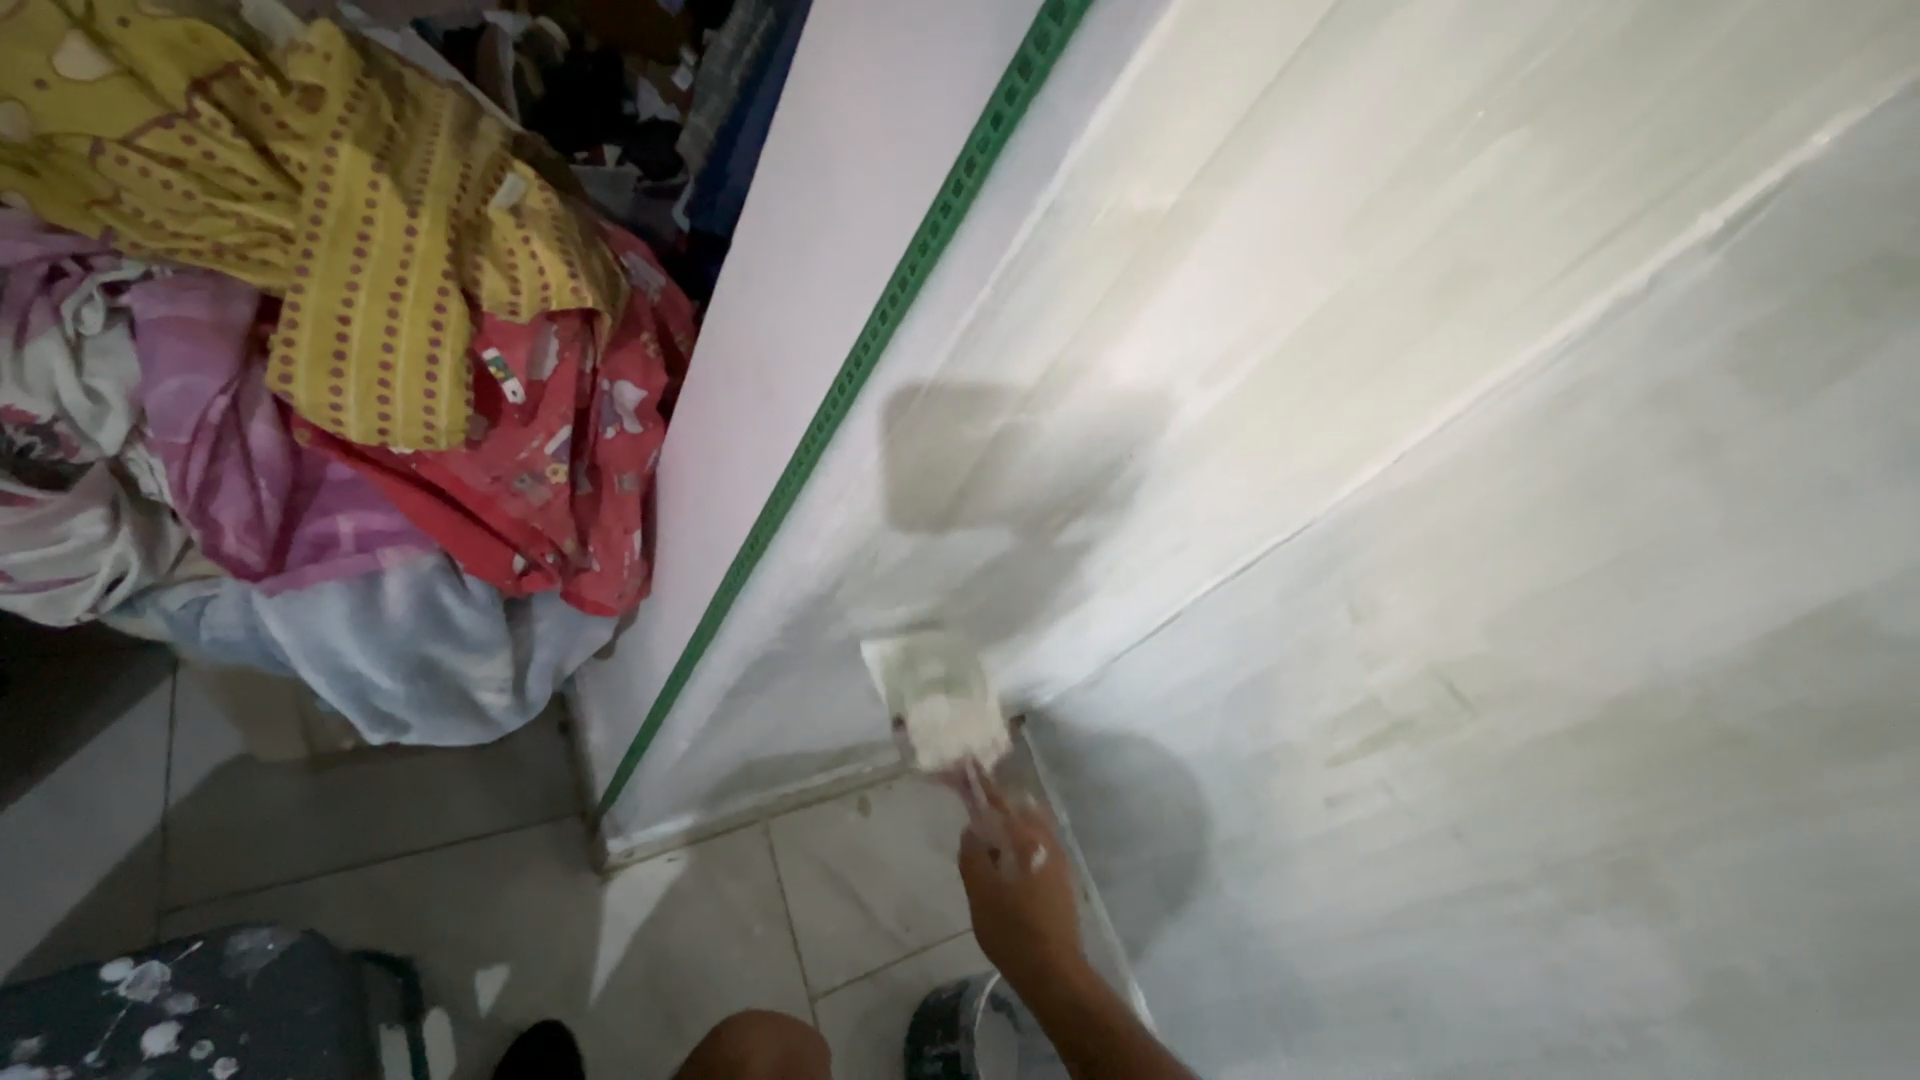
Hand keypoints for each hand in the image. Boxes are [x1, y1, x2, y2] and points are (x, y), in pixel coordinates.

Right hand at [956, 774, 1087, 990]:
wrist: (1054, 971)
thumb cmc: (1013, 930)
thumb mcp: (981, 893)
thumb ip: (974, 856)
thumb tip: (972, 830)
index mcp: (1026, 839)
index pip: (998, 802)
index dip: (981, 784)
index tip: (968, 765)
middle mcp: (1046, 842)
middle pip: (1017, 811)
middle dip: (995, 805)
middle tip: (972, 807)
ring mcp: (1058, 860)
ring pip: (1029, 830)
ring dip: (1007, 826)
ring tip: (985, 837)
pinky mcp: (1060, 879)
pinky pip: (1035, 847)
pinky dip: (1018, 844)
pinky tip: (1005, 862)